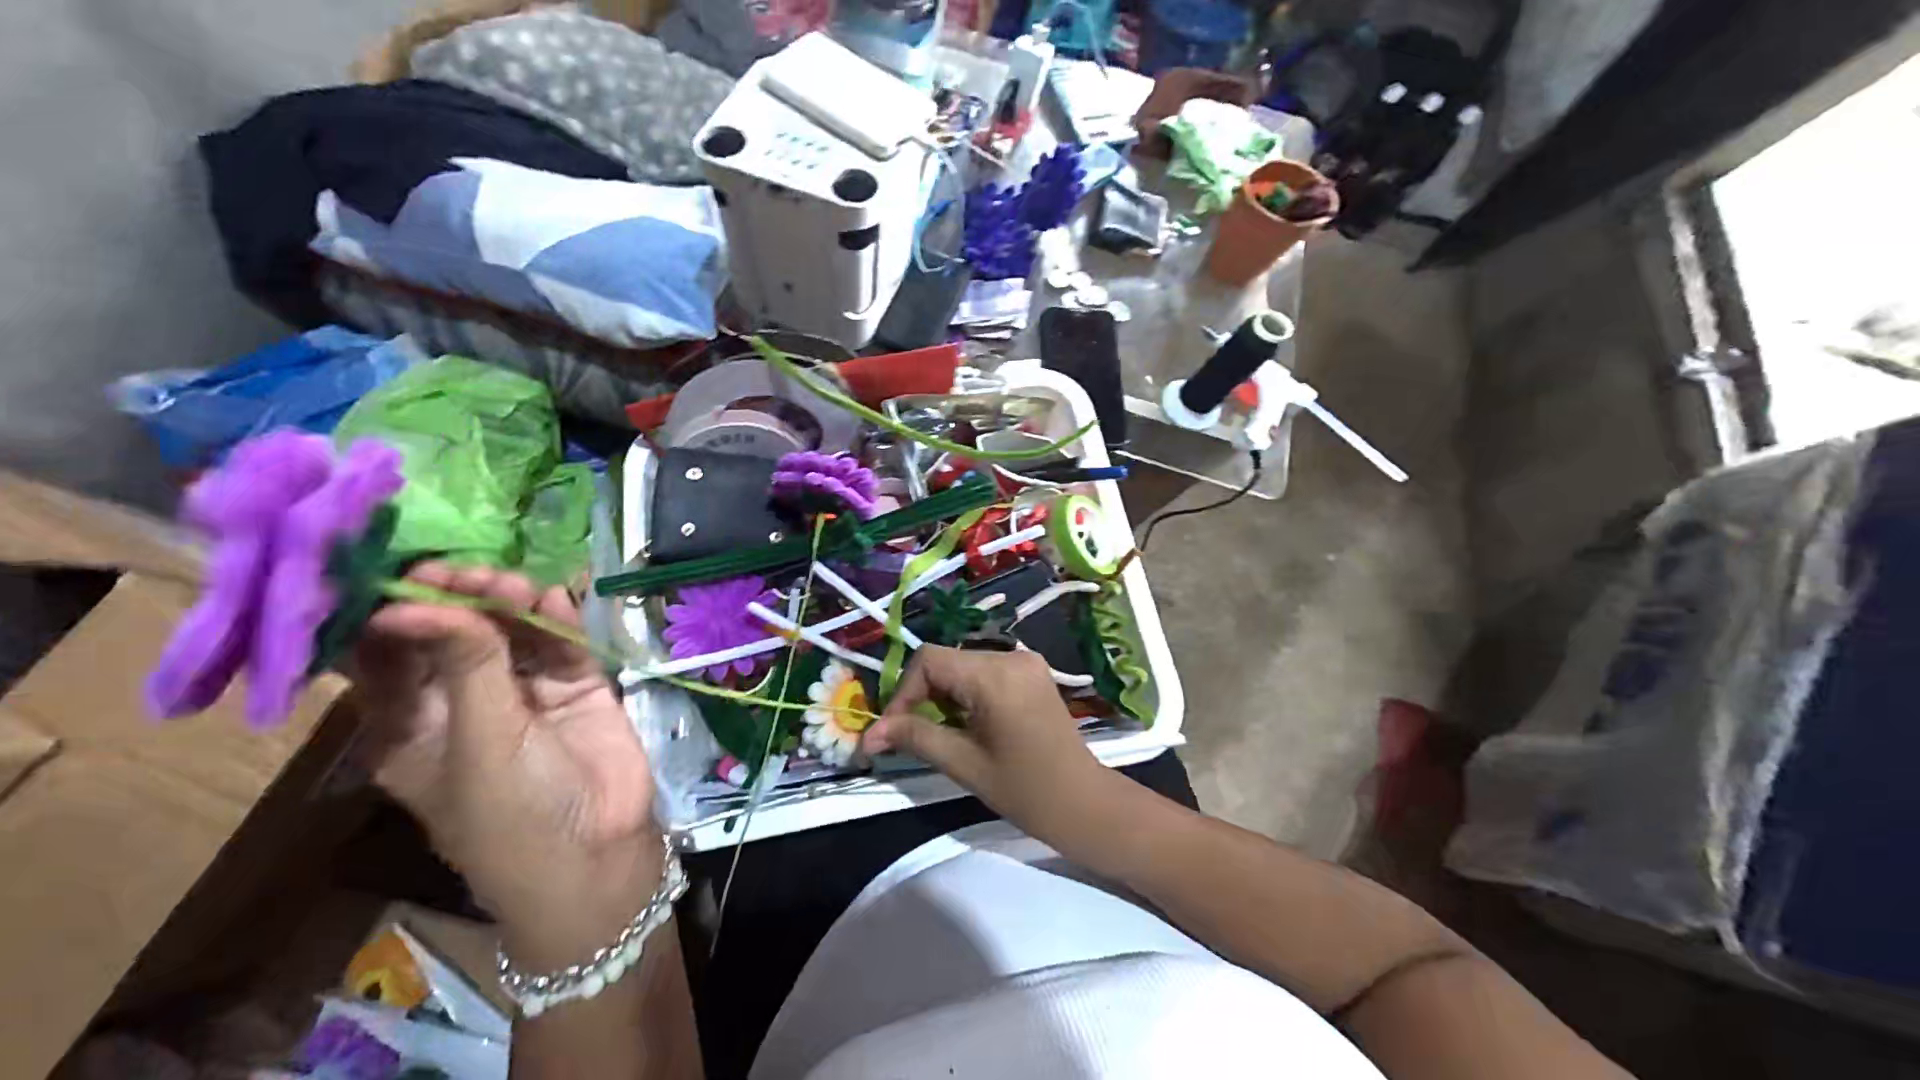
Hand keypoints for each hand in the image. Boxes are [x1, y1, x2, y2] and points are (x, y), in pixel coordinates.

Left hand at [350, 563, 661, 970]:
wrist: (598, 851)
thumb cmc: (514, 811)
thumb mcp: (479, 743)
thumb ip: (465, 665)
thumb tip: (420, 598)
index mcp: (410, 725)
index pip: (384, 657)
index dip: (387, 612)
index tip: (394, 568)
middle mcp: (462, 700)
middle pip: (451, 634)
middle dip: (454, 599)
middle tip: (462, 571)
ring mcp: (524, 691)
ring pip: (509, 631)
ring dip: (507, 603)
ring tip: (510, 585)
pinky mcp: (575, 686)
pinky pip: (561, 643)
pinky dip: (558, 618)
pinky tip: (554, 597)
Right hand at [859, 646, 1111, 839]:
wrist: (1083, 803)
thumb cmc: (1024, 789)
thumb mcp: (963, 763)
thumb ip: (915, 737)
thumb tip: (868, 735)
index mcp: (994, 675)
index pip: (929, 661)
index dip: (903, 692)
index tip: (892, 730)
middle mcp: (1011, 656)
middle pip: (946, 660)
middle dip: (920, 694)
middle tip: (907, 733)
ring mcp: (1025, 662)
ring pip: (963, 664)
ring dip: (942, 694)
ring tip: (936, 730)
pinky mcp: (1032, 673)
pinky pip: (985, 670)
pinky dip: (965, 691)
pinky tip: (964, 722)